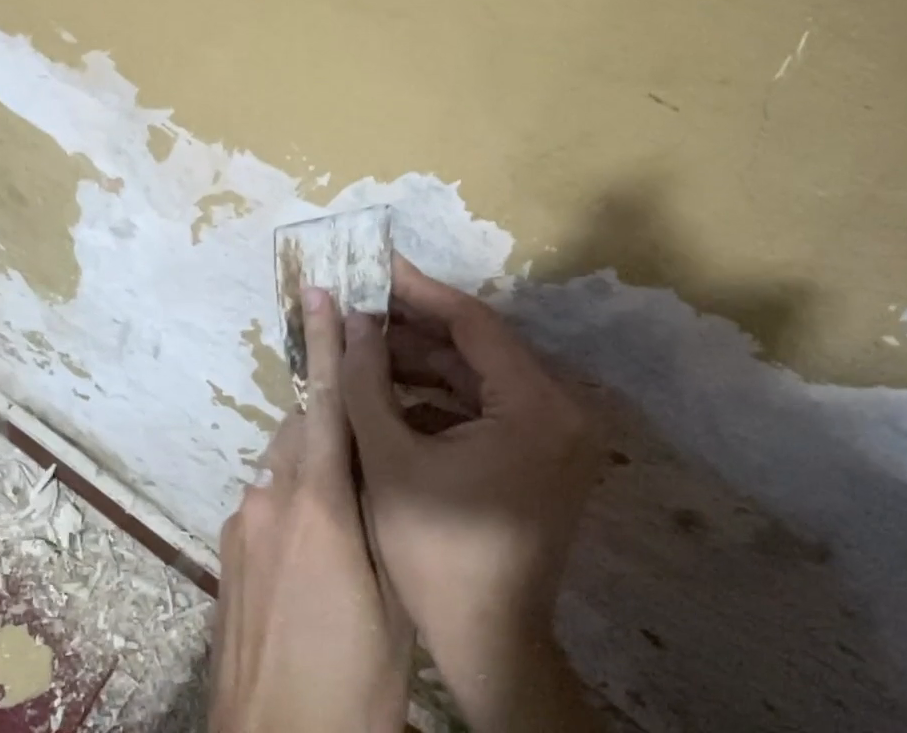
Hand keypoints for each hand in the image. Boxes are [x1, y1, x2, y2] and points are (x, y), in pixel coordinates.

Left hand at [209, 288, 411, 732]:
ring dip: (313, 474)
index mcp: (318, 504)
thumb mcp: (390, 596)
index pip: (325, 405)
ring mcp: (241, 526)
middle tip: (371, 447)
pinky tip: (314, 556)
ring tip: (348, 517)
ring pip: (282, 472)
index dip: (324, 345)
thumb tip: (365, 473)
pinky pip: (265, 506)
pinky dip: (291, 508)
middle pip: (301, 435)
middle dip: (333, 426)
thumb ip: (371, 519)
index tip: (316, 294)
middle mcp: (269, 500)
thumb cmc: (356, 673)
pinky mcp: (226, 554)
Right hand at [340, 256, 600, 731]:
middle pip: (478, 347)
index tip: (372, 265)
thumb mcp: (387, 456)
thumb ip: (363, 378)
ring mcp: (556, 436)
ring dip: (422, 362)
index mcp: (536, 407)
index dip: (417, 292)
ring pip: (479, 377)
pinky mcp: (541, 457)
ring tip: (362, 346)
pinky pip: (486, 407)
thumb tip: (345, 313)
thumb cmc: (435, 550)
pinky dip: (438, 397)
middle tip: (358, 304)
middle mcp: (561, 411)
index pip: (473, 324)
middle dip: (413, 327)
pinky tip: (388, 392)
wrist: (487, 642)